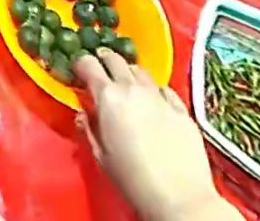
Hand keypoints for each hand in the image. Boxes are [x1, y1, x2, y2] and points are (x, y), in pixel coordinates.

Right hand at [74, 50, 237, 220]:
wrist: (181, 199)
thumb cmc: (134, 181)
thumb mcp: (102, 157)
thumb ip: (89, 129)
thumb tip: (83, 113)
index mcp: (108, 97)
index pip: (88, 63)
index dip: (81, 64)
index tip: (78, 71)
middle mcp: (132, 88)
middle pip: (114, 58)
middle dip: (104, 60)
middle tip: (101, 70)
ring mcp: (158, 96)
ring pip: (139, 70)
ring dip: (129, 73)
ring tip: (127, 85)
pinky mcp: (180, 108)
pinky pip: (163, 88)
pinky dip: (154, 90)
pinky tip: (154, 102)